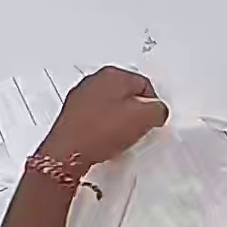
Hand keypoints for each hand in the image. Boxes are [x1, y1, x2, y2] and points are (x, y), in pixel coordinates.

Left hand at [38, 66, 168, 169]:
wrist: (68, 153)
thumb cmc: (99, 131)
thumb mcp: (144, 118)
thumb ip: (158, 110)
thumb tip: (157, 111)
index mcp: (113, 74)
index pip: (144, 84)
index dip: (152, 104)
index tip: (152, 118)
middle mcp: (94, 81)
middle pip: (126, 94)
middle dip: (134, 111)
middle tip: (137, 127)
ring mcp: (81, 97)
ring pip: (110, 106)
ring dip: (118, 120)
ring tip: (119, 136)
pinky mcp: (72, 114)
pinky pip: (96, 118)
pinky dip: (103, 128)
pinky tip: (105, 140)